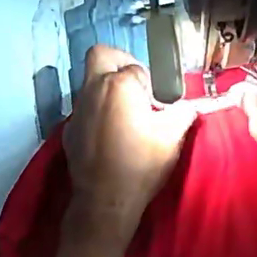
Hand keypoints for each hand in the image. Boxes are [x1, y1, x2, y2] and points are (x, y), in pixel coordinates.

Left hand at [63, 45, 197, 247]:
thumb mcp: (173, 137)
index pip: (137, 68)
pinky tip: (110, 135)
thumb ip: (182, 113)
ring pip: (90, 83)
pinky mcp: (69, 130)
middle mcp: (93, 89)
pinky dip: (97, 113)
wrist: (106, 201)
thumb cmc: (141, 165)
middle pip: (101, 55)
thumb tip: (188, 106)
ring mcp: (77, 110)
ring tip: (126, 115)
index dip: (151, 83)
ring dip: (107, 90)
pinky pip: (84, 110)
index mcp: (119, 85)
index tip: (158, 102)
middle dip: (119, 62)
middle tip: (135, 85)